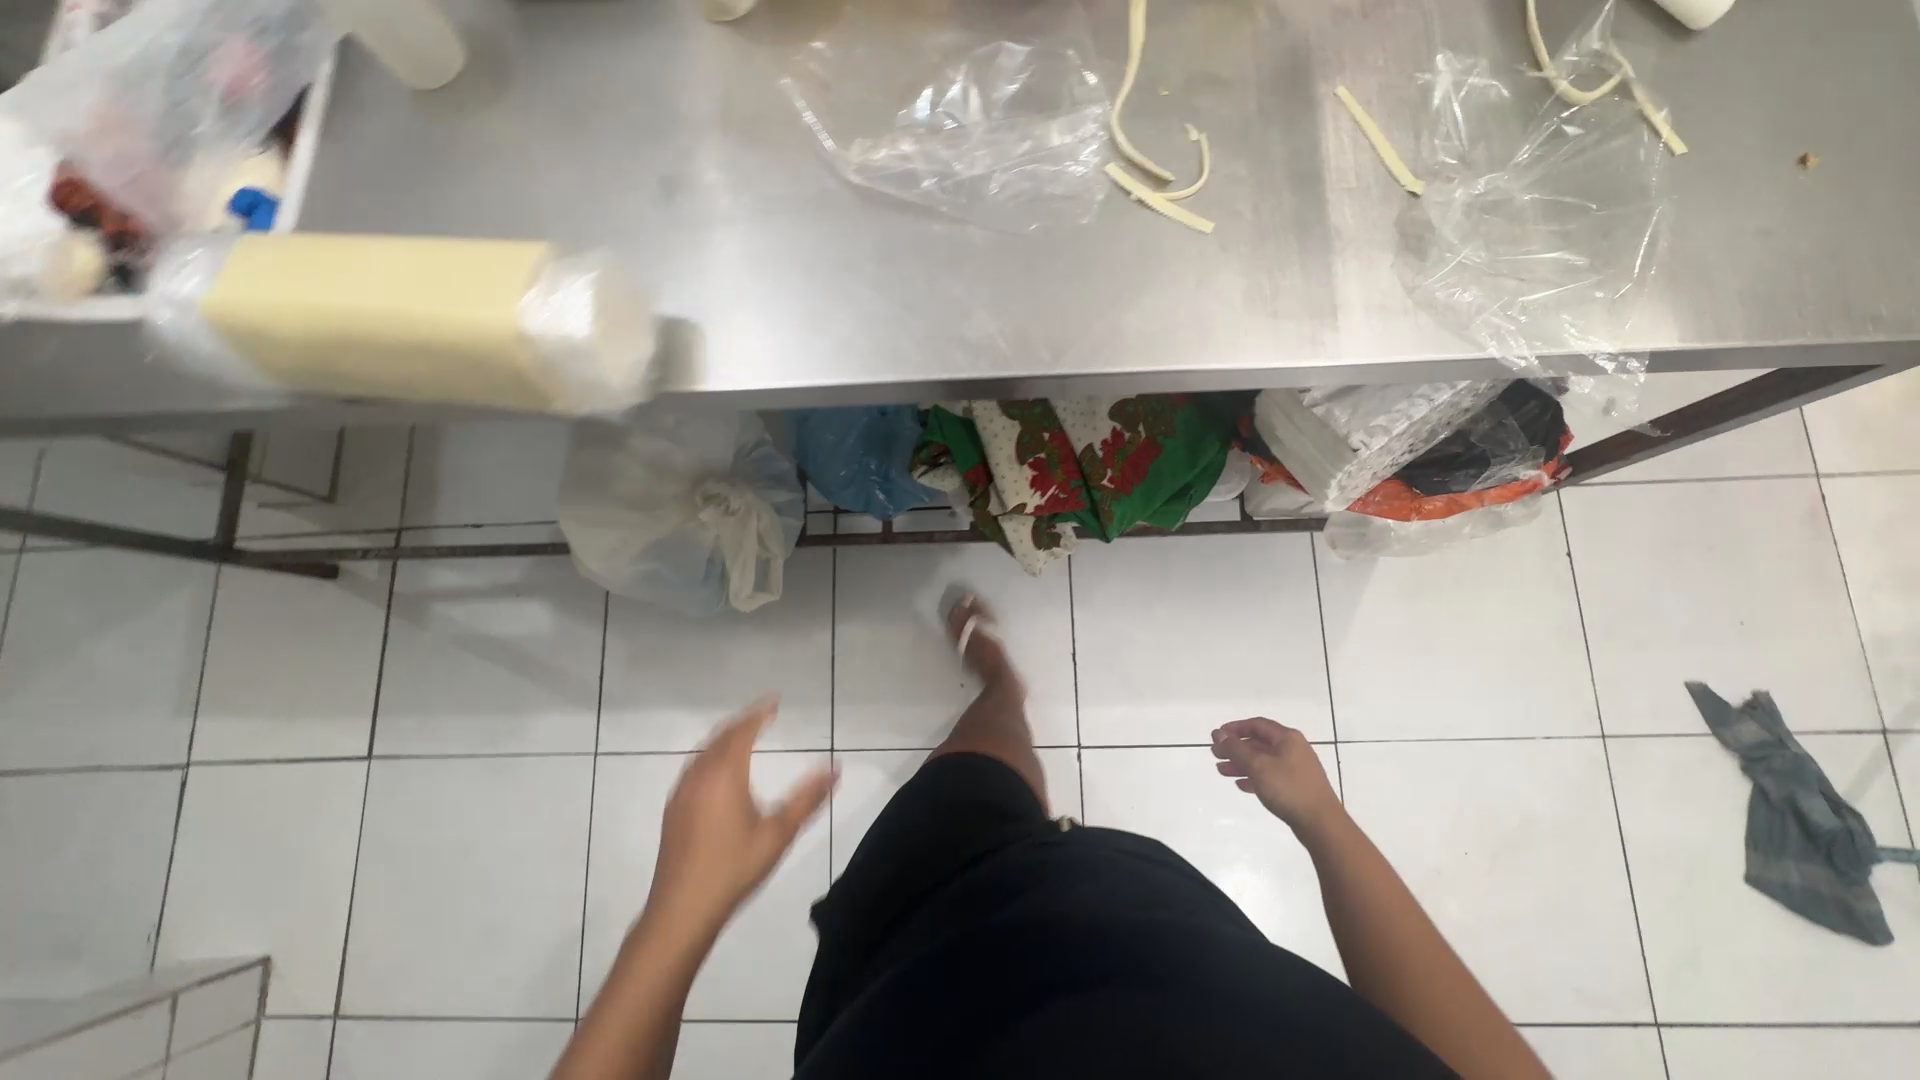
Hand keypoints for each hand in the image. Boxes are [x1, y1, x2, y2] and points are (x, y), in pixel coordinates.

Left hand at [648, 698, 835, 928]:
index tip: (775, 701)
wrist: (683, 909)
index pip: (743, 731)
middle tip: (763, 714)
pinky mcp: (673, 810)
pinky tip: (717, 773)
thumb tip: (837, 768)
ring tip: (742, 736)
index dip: (760, 713)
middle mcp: (700, 775)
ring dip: (724, 738)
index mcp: (726, 774)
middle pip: (721, 737)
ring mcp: (682, 792)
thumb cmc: (735, 868)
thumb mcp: (780, 833)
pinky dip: (710, 755)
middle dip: (742, 722)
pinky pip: (693, 767)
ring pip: (703, 752)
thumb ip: (809, 797)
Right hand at [1211, 718, 1344, 833]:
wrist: (1321, 823)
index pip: (1256, 725)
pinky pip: (1271, 776)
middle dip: (1236, 748)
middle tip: (1216, 755)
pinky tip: (1241, 785)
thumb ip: (1236, 748)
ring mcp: (1297, 769)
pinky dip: (1254, 778)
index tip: (1217, 736)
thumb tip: (1218, 733)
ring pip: (1263, 761)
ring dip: (1242, 764)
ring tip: (1222, 771)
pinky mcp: (1297, 787)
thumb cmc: (1288, 788)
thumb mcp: (1257, 765)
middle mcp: (1293, 749)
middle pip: (1259, 743)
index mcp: (1287, 738)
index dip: (1235, 728)